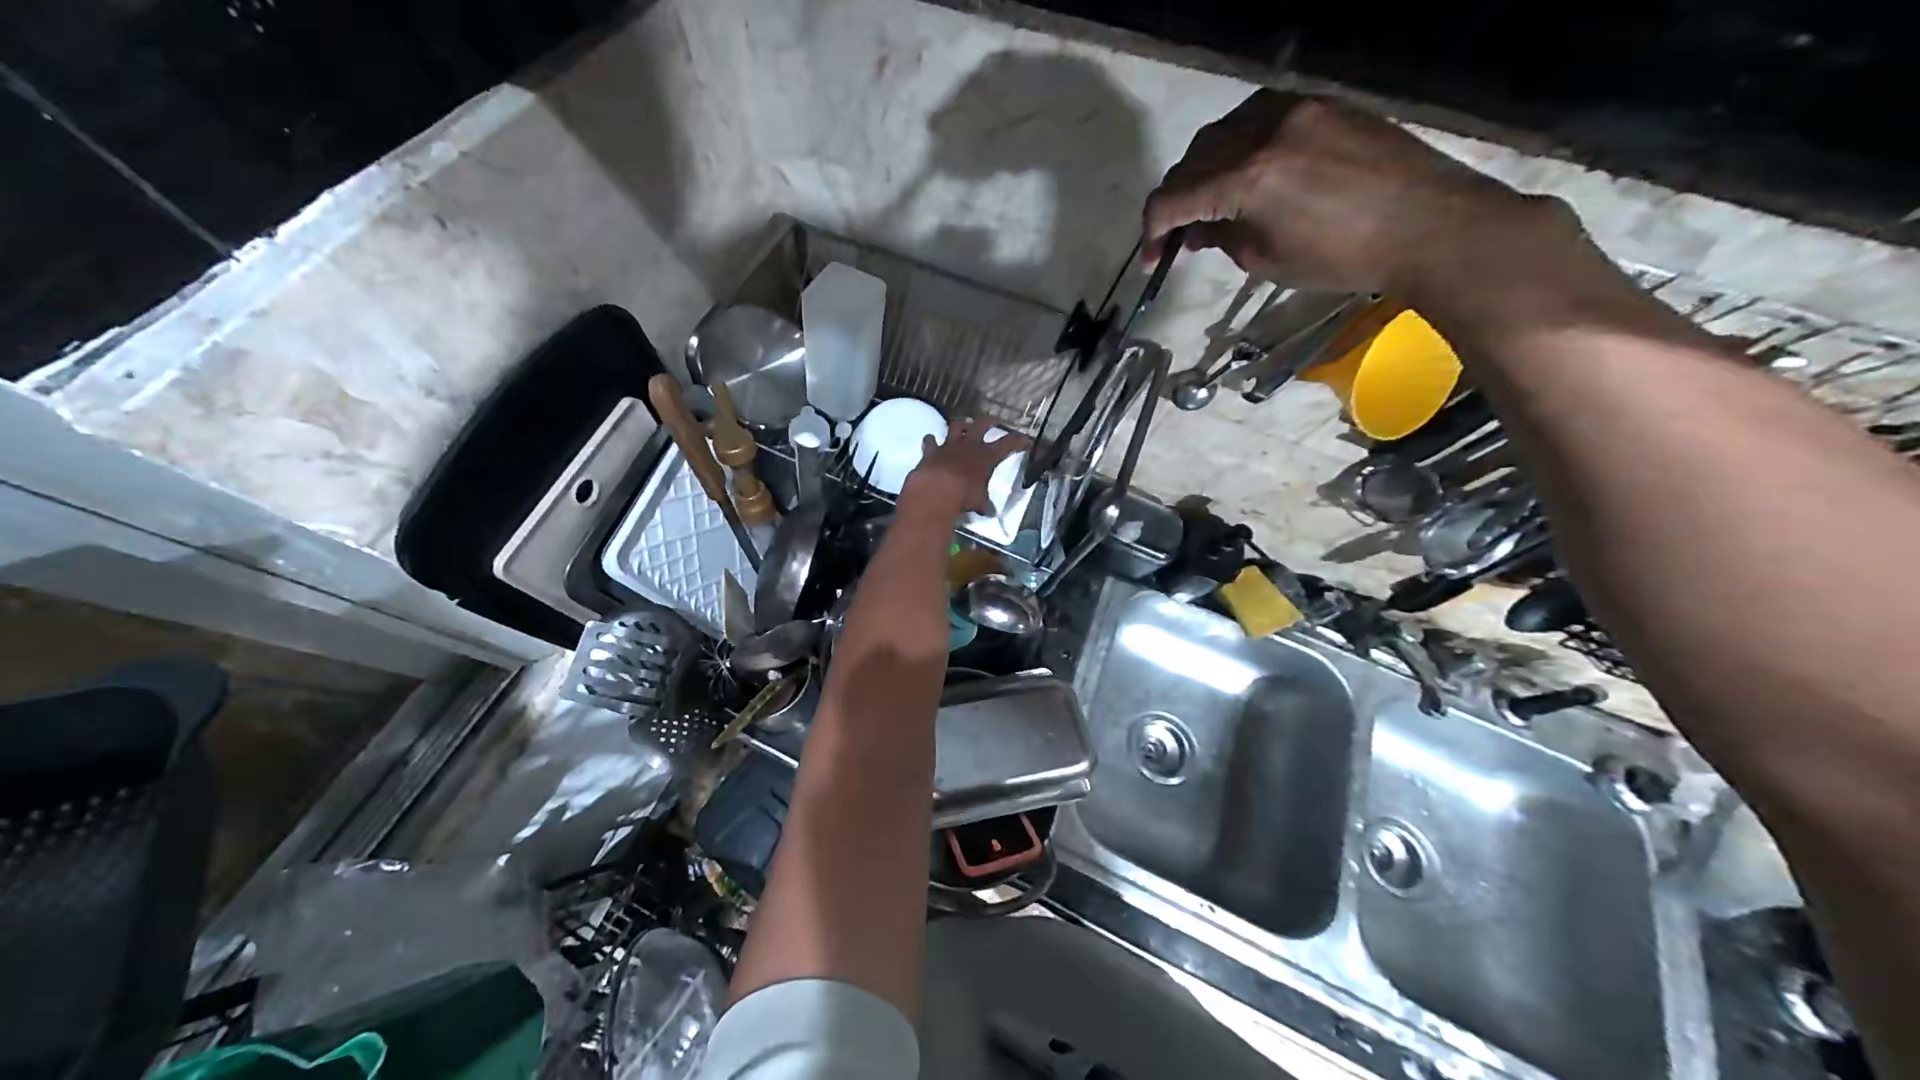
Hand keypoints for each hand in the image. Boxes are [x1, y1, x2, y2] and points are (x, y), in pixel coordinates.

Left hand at [902, 419, 1029, 515]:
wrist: (935, 491)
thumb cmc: (963, 495)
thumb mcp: (979, 502)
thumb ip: (984, 504)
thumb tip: (989, 512)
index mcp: (987, 456)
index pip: (1009, 443)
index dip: (1019, 440)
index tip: (1026, 439)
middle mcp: (969, 445)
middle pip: (982, 423)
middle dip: (990, 421)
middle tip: (994, 421)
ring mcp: (949, 445)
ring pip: (956, 425)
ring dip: (960, 424)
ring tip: (963, 425)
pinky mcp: (931, 451)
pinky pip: (930, 441)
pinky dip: (931, 440)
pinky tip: (931, 440)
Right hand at [1142, 92, 1564, 296]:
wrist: (1429, 225)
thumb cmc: (1344, 258)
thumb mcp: (1267, 260)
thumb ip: (1225, 236)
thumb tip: (1202, 226)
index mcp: (1249, 178)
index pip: (1175, 197)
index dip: (1153, 229)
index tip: (1152, 255)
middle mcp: (1266, 131)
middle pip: (1194, 159)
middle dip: (1177, 200)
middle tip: (1178, 236)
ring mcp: (1297, 110)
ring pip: (1224, 132)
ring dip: (1205, 169)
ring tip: (1211, 203)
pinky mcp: (1323, 106)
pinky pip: (1260, 116)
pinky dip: (1239, 145)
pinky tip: (1246, 170)